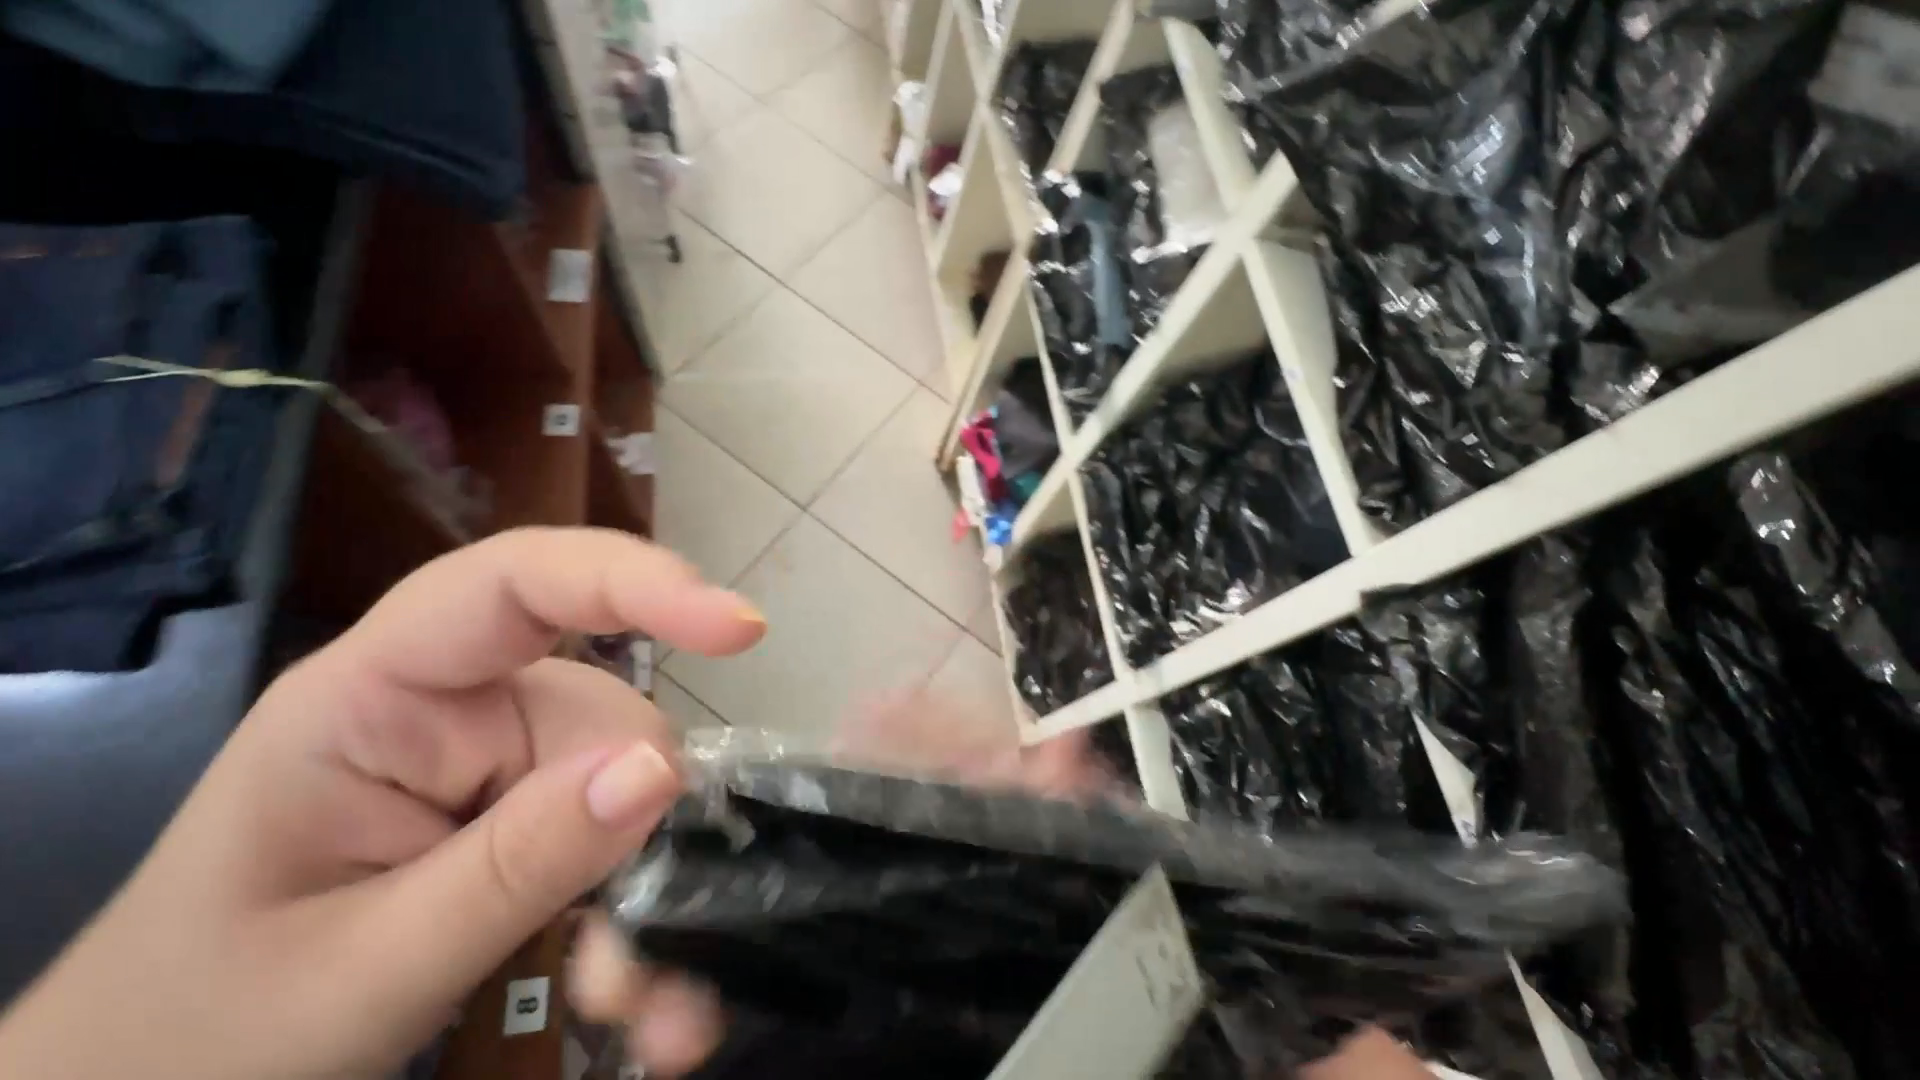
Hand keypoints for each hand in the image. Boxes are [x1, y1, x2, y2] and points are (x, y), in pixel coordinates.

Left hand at [0, 528, 762, 1079]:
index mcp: (372, 698)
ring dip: (646, 893)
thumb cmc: (197, 1032)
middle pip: (599, 720)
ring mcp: (490, 765)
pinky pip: (613, 837)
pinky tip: (645, 998)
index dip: (632, 581)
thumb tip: (660, 771)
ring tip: (638, 1006)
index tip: (741, 629)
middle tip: (632, 966)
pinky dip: (640, 913)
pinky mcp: (519, 817)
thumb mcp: (361, 967)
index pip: (511, 586)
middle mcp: (450, 711)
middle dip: (638, 828)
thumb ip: (513, 866)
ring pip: (627, 787)